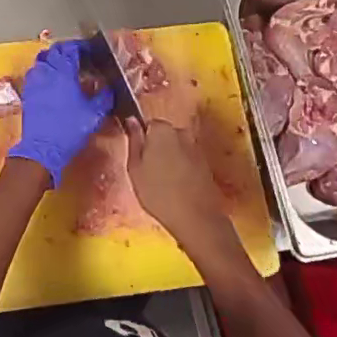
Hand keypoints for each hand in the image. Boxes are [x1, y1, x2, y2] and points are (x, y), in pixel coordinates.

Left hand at [6, 39, 114, 187]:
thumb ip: (104, 97)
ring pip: (41, 62)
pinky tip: (53, 83)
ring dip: (53, 61)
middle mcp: (45, 72)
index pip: (70, 49)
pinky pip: (35, 75)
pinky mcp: (27, 94)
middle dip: (66, 51)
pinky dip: (44, 73)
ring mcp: (33, 82)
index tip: (89, 50)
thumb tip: (109, 89)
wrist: (42, 149)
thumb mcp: (94, 113)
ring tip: (65, 68)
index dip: (80, 47)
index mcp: (63, 71)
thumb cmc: (69, 129)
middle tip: (78, 57)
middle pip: (53, 52)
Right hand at [121, 117, 241, 258]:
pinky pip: (187, 159)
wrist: (194, 216)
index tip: (138, 158)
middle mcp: (182, 132)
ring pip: (176, 148)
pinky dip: (180, 168)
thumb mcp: (134, 168)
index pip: (148, 124)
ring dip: (169, 159)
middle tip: (147, 172)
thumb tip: (131, 120)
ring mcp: (196, 147)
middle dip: (156, 148)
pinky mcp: (205, 163)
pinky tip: (175, 186)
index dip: (142, 141)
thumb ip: (133, 141)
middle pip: (164, 135)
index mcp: (162, 129)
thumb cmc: (157, 192)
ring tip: (161, 182)